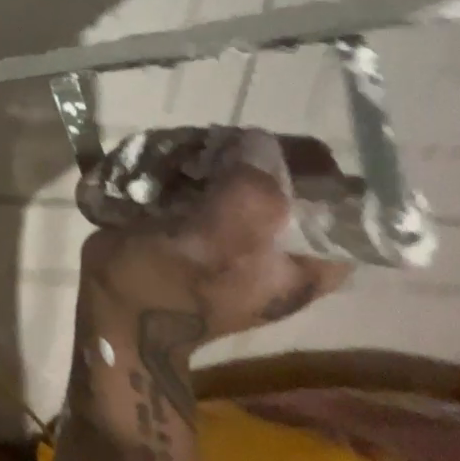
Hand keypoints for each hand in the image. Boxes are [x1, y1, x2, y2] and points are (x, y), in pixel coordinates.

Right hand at [48, 127, 356, 460]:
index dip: (296, 159)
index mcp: (320, 255)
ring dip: (204, 157)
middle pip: (287, 169)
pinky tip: (159, 178)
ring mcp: (250, 230)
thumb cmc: (167, 288)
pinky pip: (211, 178)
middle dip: (239, 154)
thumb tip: (259, 141)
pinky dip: (185, 168)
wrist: (119, 318)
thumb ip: (252, 194)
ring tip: (169, 169)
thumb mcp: (215, 244)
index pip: (340, 186)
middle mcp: (294, 239)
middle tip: (197, 160)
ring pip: (244, 167)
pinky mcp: (212, 224)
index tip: (244, 154)